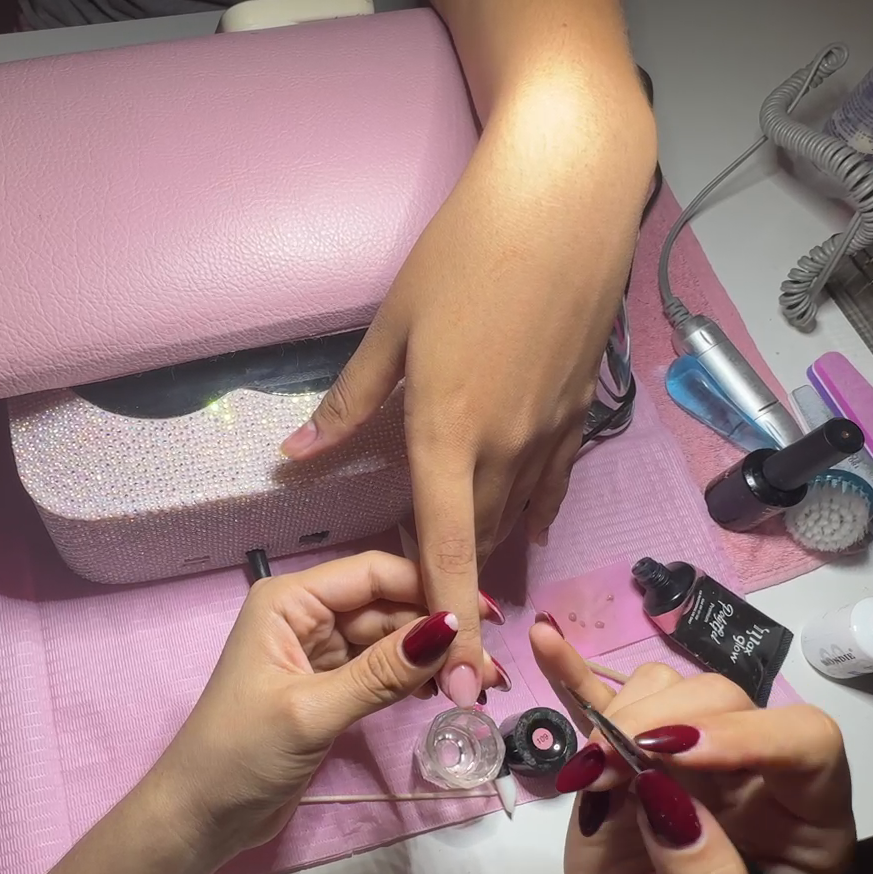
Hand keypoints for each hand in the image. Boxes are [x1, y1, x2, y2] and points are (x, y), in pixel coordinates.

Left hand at [145, 552, 457, 860]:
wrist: (202, 815)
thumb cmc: (241, 754)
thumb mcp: (312, 711)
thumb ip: (381, 672)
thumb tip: (451, 628)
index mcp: (289, 600)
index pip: (373, 574)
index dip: (429, 588)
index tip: (485, 616)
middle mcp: (305, 614)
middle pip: (386, 606)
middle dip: (438, 632)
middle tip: (489, 668)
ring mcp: (317, 650)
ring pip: (388, 639)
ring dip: (431, 658)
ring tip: (480, 684)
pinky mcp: (328, 684)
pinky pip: (379, 668)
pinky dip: (411, 678)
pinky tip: (444, 691)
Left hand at [281, 75, 654, 704]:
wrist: (571, 200)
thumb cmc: (466, 256)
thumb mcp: (393, 328)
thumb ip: (348, 405)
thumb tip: (295, 455)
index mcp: (447, 434)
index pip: (444, 548)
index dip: (445, 615)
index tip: (450, 673)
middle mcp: (505, 450)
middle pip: (474, 540)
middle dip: (452, 587)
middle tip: (428, 618)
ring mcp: (550, 434)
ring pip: (510, 516)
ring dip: (483, 550)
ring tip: (461, 579)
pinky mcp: (576, 414)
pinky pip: (547, 486)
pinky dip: (523, 513)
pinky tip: (515, 526)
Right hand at [530, 621, 855, 873]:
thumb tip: (669, 804)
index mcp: (802, 814)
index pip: (804, 742)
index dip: (745, 732)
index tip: (670, 753)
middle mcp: (750, 765)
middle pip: (723, 697)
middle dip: (659, 722)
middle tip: (608, 766)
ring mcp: (683, 747)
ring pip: (665, 685)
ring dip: (618, 714)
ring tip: (587, 772)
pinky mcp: (624, 743)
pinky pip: (600, 693)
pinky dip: (572, 669)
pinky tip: (546, 642)